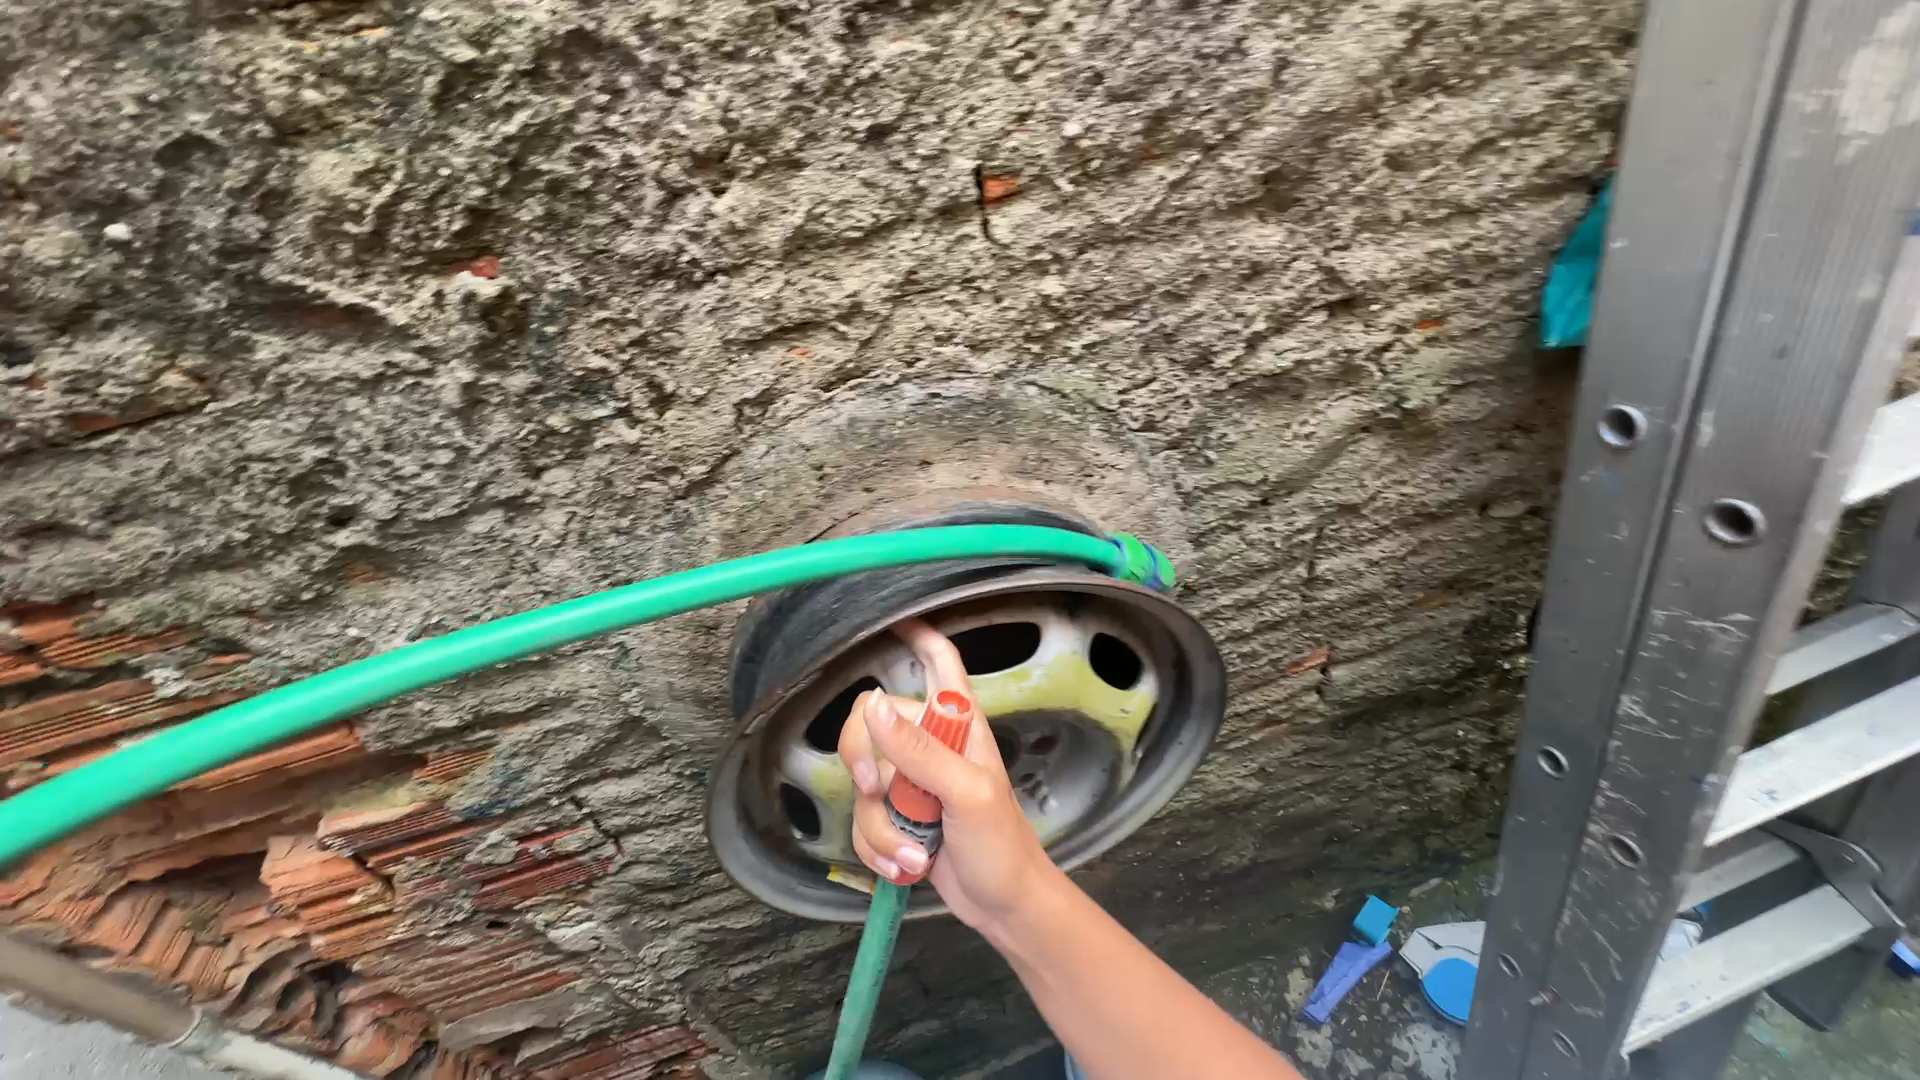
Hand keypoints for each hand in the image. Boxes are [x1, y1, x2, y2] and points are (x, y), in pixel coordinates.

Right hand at [837, 618, 1056, 931]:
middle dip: (865, 765)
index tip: (890, 621)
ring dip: (880, 828)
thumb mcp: (966, 792)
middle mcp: (930, 744)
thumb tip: (873, 703)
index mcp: (958, 723)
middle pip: (870, 723)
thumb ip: (918, 749)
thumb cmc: (1002, 844)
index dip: (918, 636)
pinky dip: (877, 849)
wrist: (1002, 905)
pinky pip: (862, 821)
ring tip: (915, 852)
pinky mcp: (896, 818)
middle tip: (879, 791)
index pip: (940, 663)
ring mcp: (910, 782)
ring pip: (861, 784)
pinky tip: (907, 865)